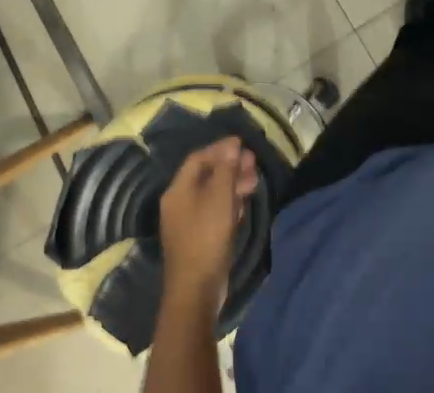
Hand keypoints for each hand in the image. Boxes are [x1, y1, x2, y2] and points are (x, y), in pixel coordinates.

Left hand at [158, 138, 257, 302]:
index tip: (243, 144)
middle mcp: (179, 202)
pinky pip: (213, 209)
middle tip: (253, 163)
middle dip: (230, 166)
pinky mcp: (198, 235)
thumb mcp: (220, 198)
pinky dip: (229, 202)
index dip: (220, 148)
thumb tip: (231, 145)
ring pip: (211, 192)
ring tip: (254, 181)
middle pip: (205, 174)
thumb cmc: (207, 237)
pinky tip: (244, 203)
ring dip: (232, 183)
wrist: (196, 289)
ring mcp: (187, 220)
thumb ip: (226, 169)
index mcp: (178, 190)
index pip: (198, 158)